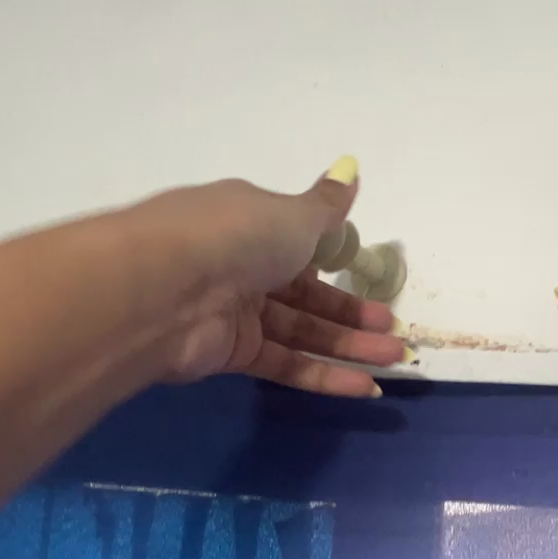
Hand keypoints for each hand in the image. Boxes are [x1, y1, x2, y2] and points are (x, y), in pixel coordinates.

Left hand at [109, 158, 406, 396]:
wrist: (162, 289)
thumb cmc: (237, 236)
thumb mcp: (293, 215)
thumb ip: (327, 208)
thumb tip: (350, 172)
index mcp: (253, 222)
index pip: (301, 244)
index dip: (338, 262)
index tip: (371, 276)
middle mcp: (243, 265)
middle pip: (308, 294)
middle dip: (354, 313)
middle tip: (395, 330)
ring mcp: (236, 311)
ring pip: (303, 331)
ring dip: (349, 346)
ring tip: (394, 356)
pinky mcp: (231, 353)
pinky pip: (286, 363)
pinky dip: (325, 376)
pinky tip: (365, 386)